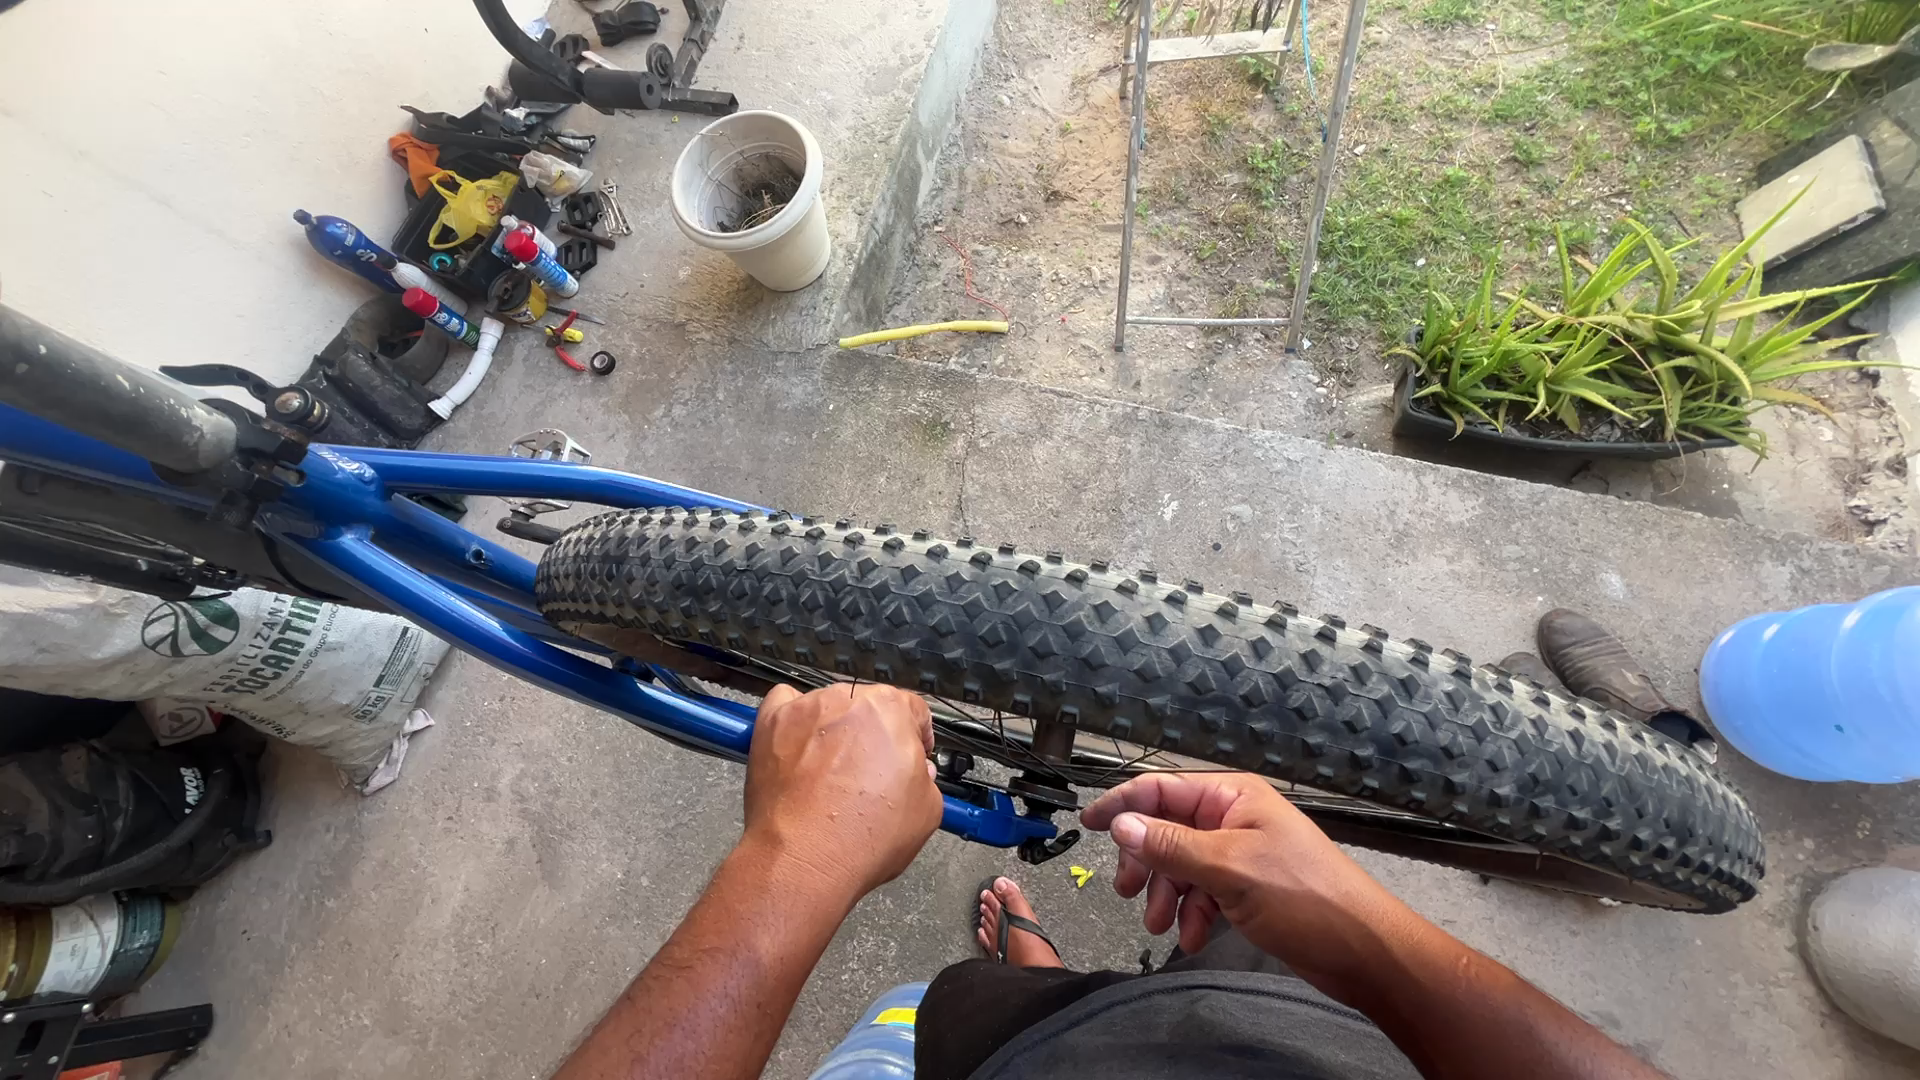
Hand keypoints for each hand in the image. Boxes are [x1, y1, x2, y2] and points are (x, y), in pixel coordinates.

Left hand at [742, 684, 943, 900]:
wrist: (805, 860)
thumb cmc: (863, 838)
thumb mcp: (927, 812)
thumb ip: (927, 778)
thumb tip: (917, 772)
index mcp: (892, 710)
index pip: (912, 709)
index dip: (916, 735)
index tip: (912, 752)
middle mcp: (851, 699)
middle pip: (869, 706)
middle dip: (872, 735)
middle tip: (868, 772)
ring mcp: (808, 707)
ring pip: (828, 706)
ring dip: (832, 729)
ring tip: (827, 770)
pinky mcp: (773, 722)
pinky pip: (783, 703)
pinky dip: (792, 719)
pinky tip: (797, 746)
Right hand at [1080, 772, 1411, 987]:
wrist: (1368, 955)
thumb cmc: (1307, 898)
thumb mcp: (1230, 869)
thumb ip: (1171, 846)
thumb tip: (1120, 824)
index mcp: (1230, 796)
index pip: (1161, 788)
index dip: (1121, 804)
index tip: (1088, 823)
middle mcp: (1231, 816)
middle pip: (1165, 827)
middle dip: (1145, 860)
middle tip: (1128, 891)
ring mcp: (1238, 851)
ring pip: (1180, 862)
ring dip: (1166, 892)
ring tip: (1159, 924)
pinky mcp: (1245, 884)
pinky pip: (1201, 888)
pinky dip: (1191, 910)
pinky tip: (1189, 936)